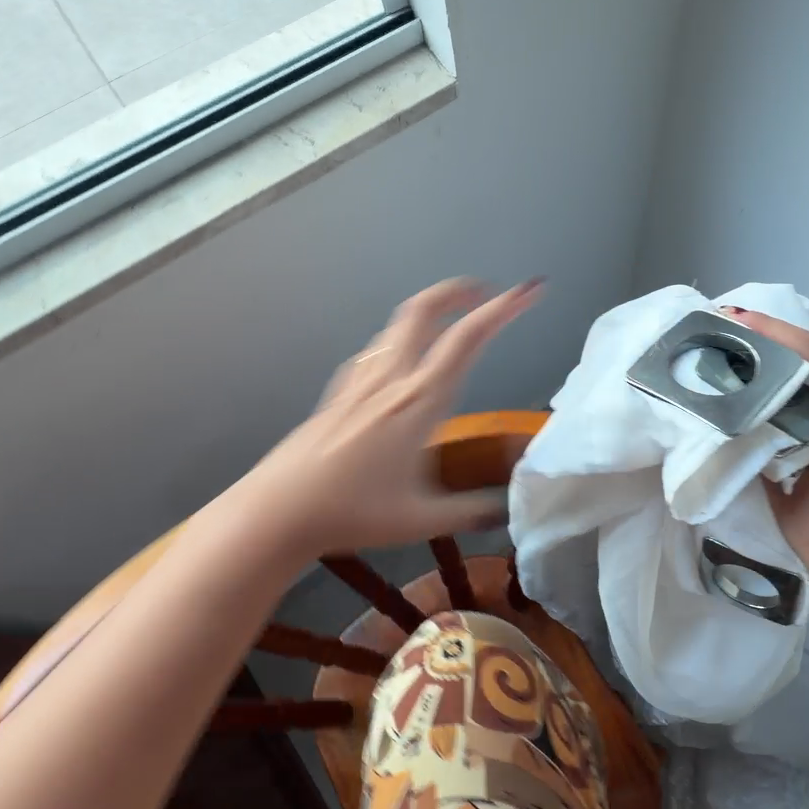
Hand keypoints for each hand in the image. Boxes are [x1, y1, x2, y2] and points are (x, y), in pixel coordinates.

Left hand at [221, 277, 542, 559]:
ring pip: (396, 327)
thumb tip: (509, 509)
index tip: (529, 289)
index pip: (468, 338)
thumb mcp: (423, 519)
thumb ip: (473, 512)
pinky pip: (374, 352)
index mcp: (420, 400)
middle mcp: (391, 379)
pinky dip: (398, 342)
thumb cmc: (355, 512)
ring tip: (449, 324)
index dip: (503, 308)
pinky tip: (398, 365)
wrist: (279, 510)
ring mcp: (359, 382)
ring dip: (428, 314)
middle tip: (483, 292)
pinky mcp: (337, 394)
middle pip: (423, 310)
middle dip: (457, 291)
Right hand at [721, 306, 808, 608]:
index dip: (769, 332)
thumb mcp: (787, 478)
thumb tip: (730, 401)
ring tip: (727, 347)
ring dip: (772, 357)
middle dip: (767, 337)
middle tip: (719, 327)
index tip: (729, 319)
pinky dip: (781, 382)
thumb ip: (764, 433)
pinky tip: (749, 381)